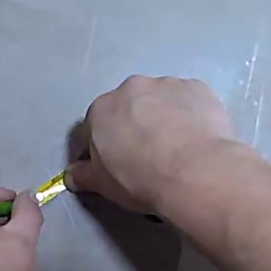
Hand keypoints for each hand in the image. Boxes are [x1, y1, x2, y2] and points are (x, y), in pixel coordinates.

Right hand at [67, 76, 243, 214]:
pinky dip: (190, 115)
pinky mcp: (198, 88)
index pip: (94, 128)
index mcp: (101, 109)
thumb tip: (72, 174)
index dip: (104, 149)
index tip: (116, 167)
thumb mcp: (104, 186)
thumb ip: (84, 175)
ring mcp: (167, 84)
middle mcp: (131, 88)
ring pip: (160, 101)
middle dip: (135, 127)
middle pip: (129, 108)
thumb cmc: (141, 180)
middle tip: (148, 156)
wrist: (195, 171)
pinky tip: (198, 138)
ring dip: (164, 118)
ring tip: (178, 147)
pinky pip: (189, 101)